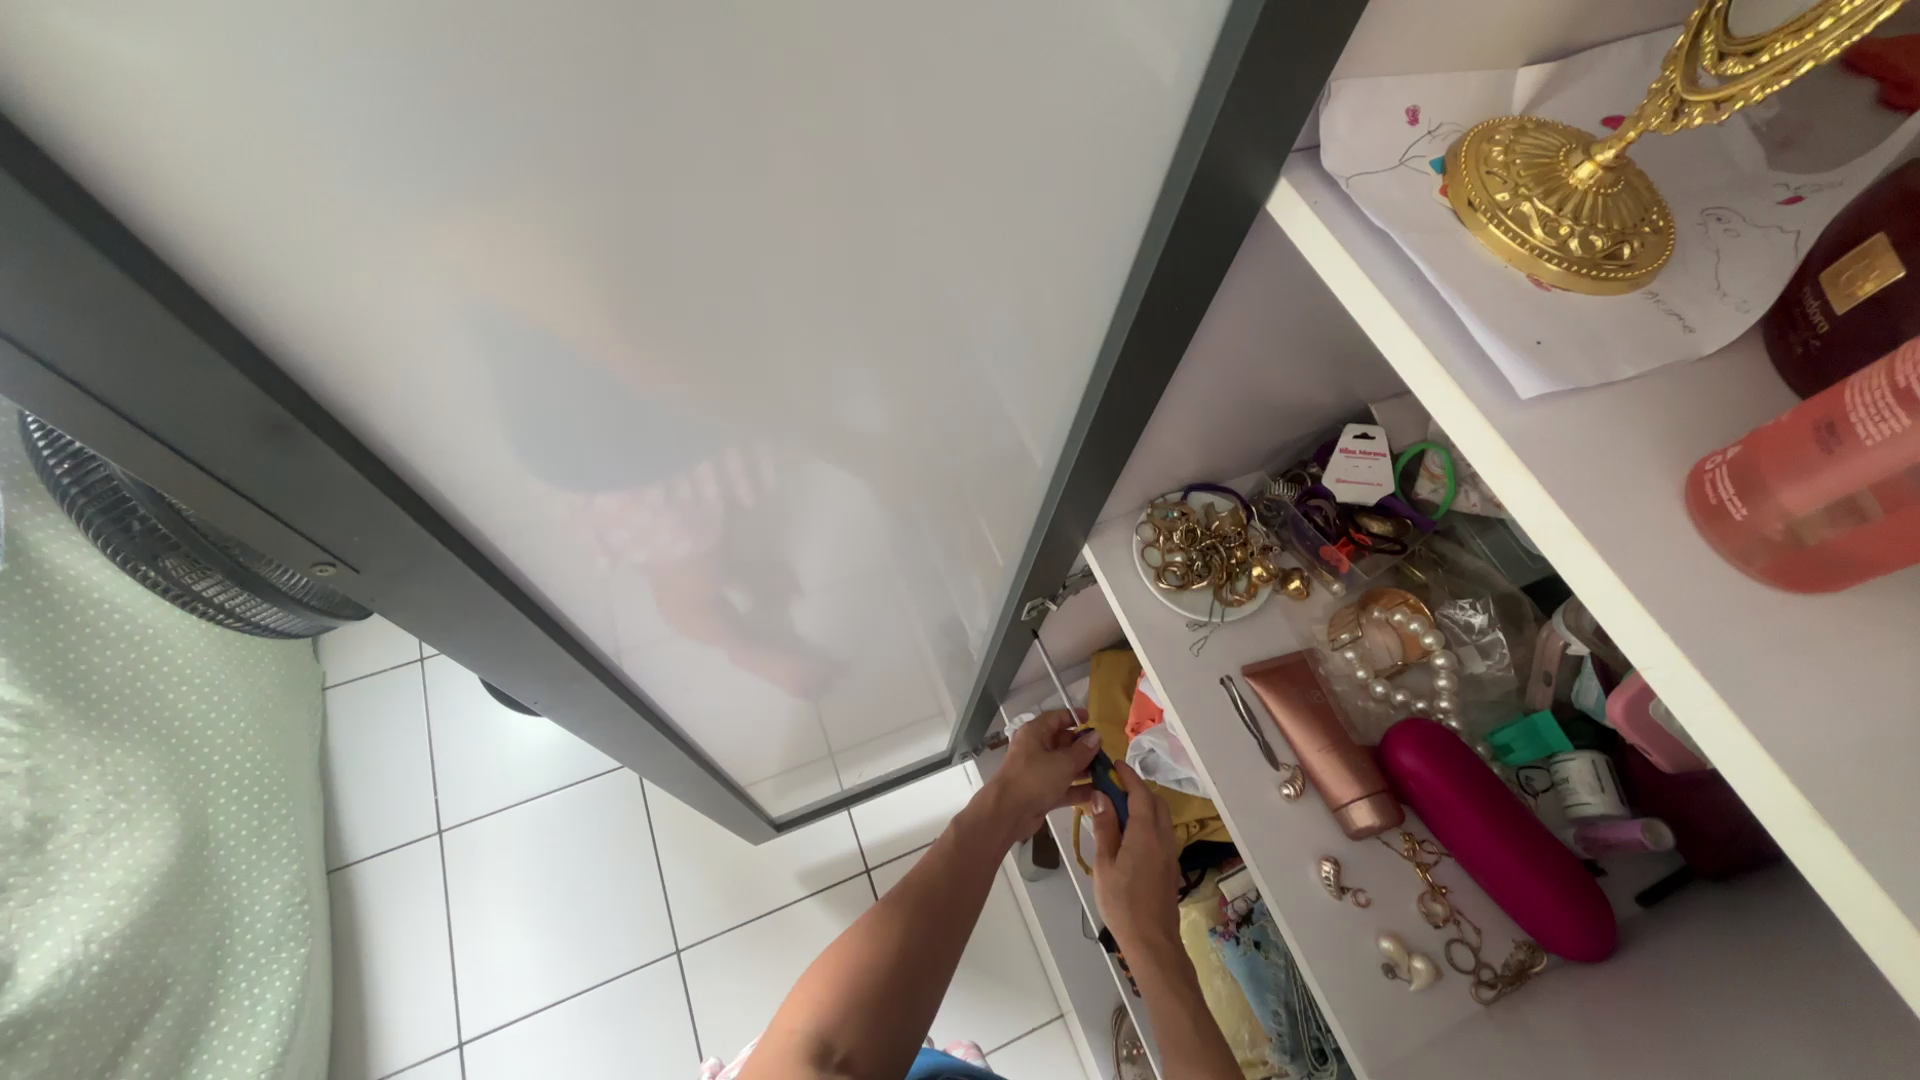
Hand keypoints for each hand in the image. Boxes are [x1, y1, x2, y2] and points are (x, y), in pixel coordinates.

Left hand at [980, 710, 1102, 843]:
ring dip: (1084, 769)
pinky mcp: (1042, 792)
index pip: (1056, 718)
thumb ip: (1082, 750)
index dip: (1073, 717)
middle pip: (1062, 743)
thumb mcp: (1062, 762)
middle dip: (1083, 747)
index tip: (1092, 720)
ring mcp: (1038, 772)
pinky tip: (1098, 792)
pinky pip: (1063, 786)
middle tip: (1106, 752)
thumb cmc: (1034, 779)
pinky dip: (1078, 788)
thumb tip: (1096, 736)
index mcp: (1035, 733)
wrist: (1008, 813)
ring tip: (1108, 772)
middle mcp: (1035, 749)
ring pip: (1064, 766)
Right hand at [1089, 761, 1180, 955]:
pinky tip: (1130, 832)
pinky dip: (1148, 820)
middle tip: (1113, 786)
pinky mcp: (1170, 865)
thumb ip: (1104, 827)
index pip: (1140, 793)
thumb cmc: (1122, 902)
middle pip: (1155, 801)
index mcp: (1145, 833)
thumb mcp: (1104, 863)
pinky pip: (1161, 832)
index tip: (1114, 764)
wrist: (1152, 940)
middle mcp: (1163, 837)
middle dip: (1137, 787)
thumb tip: (1101, 796)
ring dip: (1144, 804)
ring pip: (1161, 816)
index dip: (1128, 776)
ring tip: (1118, 807)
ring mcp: (1170, 852)